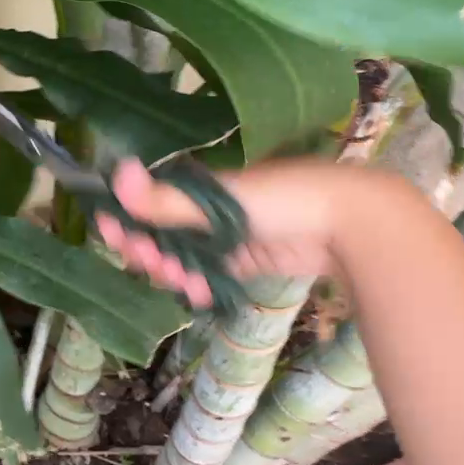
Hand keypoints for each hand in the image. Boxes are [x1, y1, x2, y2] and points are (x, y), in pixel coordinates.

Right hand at [95, 158, 373, 305]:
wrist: (352, 224)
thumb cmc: (284, 198)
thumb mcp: (219, 200)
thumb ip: (164, 199)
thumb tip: (115, 172)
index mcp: (195, 185)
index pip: (143, 202)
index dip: (124, 218)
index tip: (111, 234)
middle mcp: (202, 209)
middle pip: (156, 234)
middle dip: (146, 252)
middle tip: (151, 265)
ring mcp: (221, 237)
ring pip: (178, 259)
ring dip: (171, 273)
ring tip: (183, 282)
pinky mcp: (240, 262)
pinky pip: (205, 275)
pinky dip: (197, 286)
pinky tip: (200, 292)